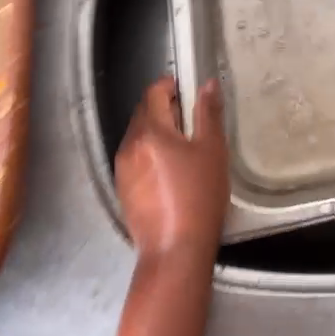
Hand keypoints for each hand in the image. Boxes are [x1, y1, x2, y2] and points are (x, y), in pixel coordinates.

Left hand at [115, 78, 229, 259]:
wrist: (175, 251)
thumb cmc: (199, 197)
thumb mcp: (212, 150)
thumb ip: (209, 113)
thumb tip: (208, 84)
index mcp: (150, 131)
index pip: (153, 92)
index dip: (171, 85)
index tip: (190, 91)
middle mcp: (129, 145)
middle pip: (144, 112)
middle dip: (166, 108)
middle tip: (194, 120)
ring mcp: (122, 169)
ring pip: (138, 136)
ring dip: (158, 131)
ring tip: (185, 148)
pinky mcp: (122, 189)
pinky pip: (135, 158)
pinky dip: (150, 153)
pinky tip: (171, 172)